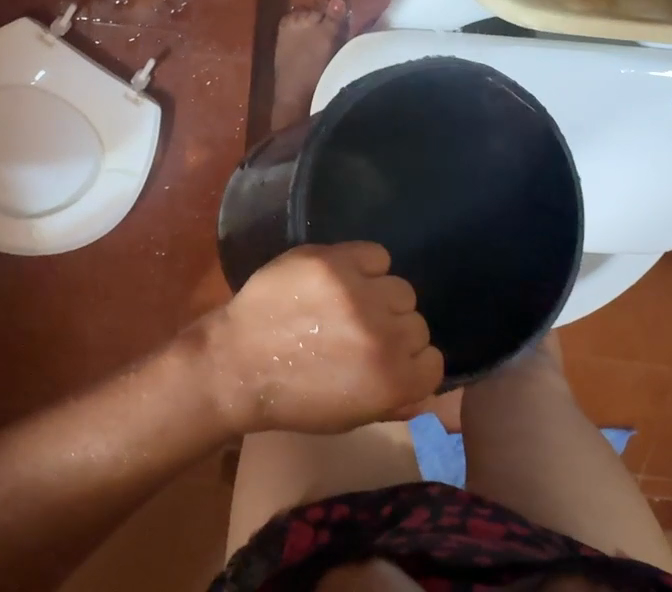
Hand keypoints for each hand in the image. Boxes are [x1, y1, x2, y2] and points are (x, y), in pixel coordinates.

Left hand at [201, 242, 443, 434]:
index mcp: (394, 381)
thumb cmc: (294, 399)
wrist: (237, 365)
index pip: (434, 360)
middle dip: (393, 329)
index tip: (387, 360)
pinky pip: (376, 254)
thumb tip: (427, 383)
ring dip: (380, 296)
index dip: (410, 361)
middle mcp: (385, 335)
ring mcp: (359, 294)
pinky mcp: (333, 261)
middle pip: (417, 321)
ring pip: (399, 287)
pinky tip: (340, 280)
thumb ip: (397, 400)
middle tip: (360, 334)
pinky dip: (363, 265)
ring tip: (347, 305)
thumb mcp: (353, 418)